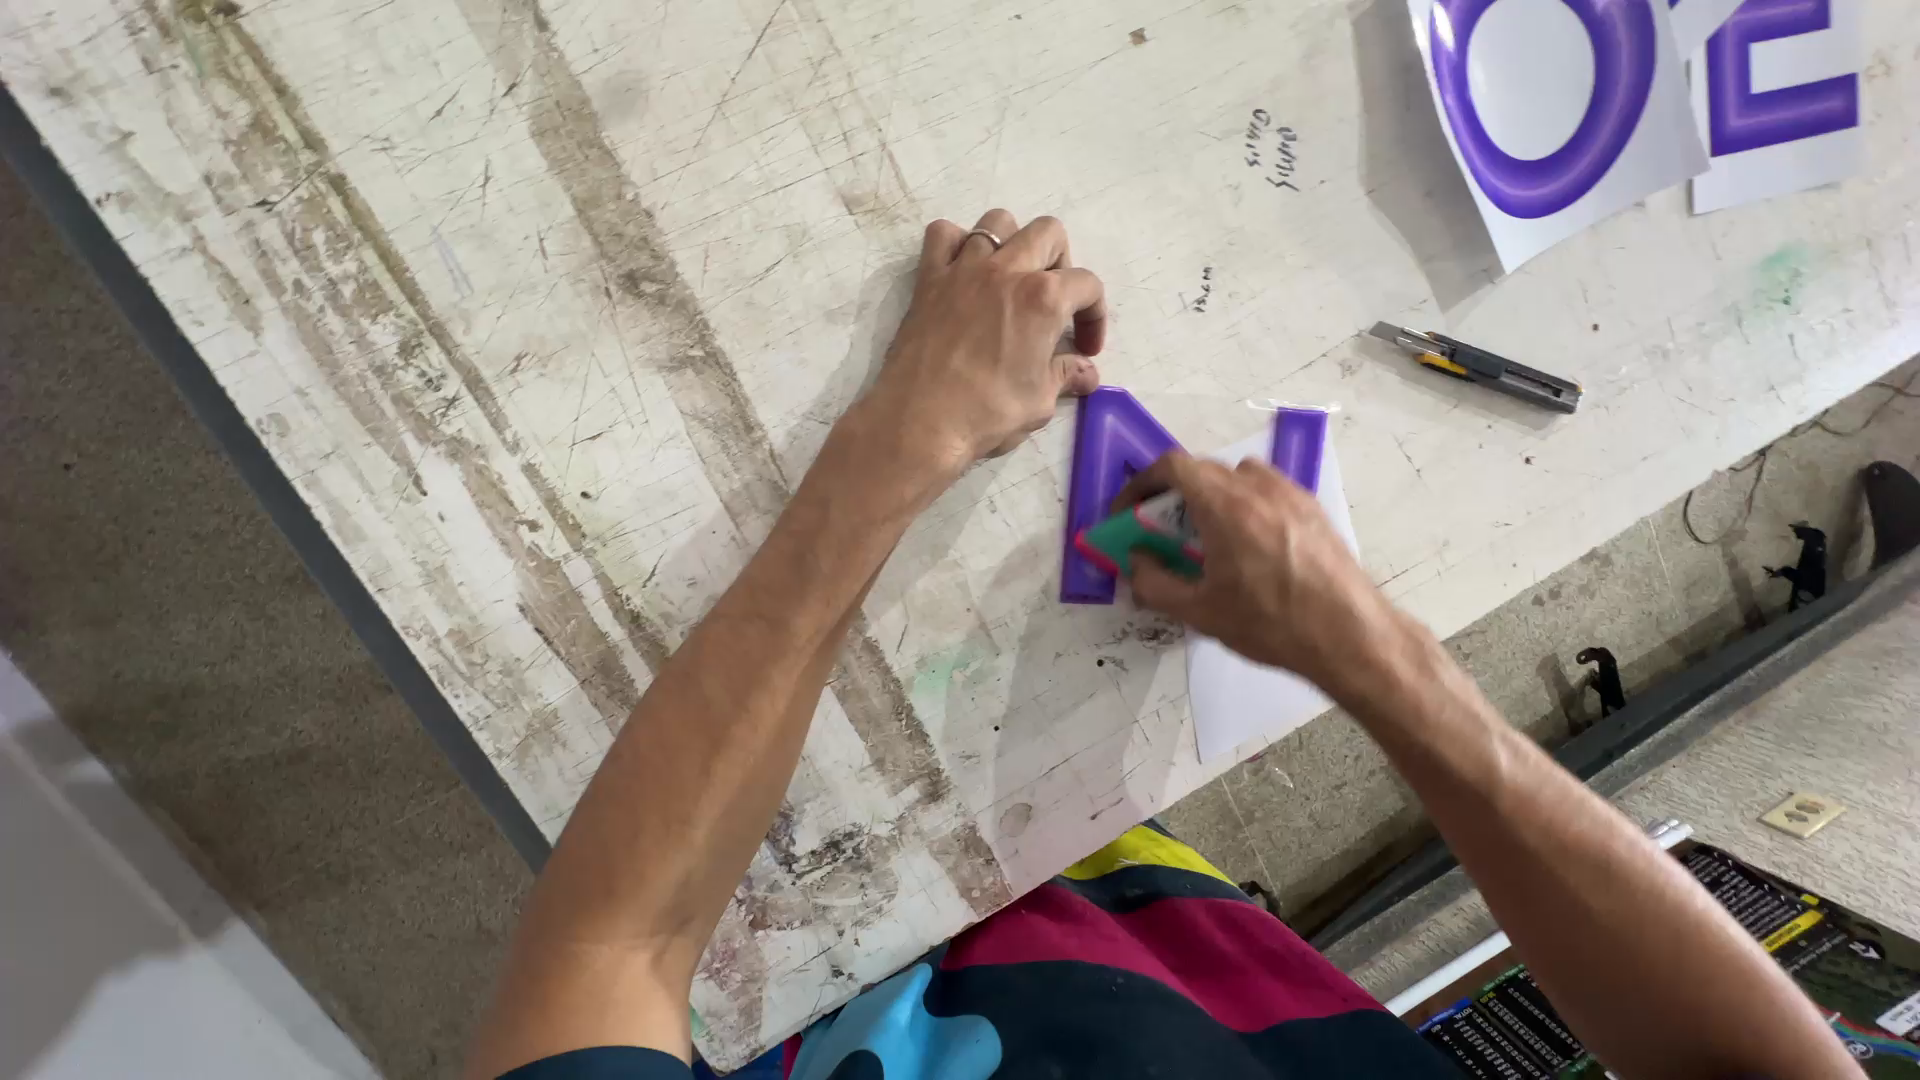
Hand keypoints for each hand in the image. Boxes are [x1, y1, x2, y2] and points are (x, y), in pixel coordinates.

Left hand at [868, 210, 1105, 466]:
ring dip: (1013, 244)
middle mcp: (1006, 270)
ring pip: (997, 223)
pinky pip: (942, 235)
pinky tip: (963, 272)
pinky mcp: (928, 279)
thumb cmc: (986, 414)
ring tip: (1011, 279)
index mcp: (1043, 298)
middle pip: (1048, 234)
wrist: (920, 421)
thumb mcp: (1039, 401)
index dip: (1094, 316)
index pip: (1087, 286)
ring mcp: (964, 269)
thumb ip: (1065, 376)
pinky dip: (956, 244)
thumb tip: (1086, 373)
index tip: (1085, 348)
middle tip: (1054, 304)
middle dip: (1062, 265)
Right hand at [1112, 452, 1400, 696]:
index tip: (1129, 512)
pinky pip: (1266, 489)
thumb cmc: (1270, 623)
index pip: (1172, 466)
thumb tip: (1137, 560)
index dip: (1141, 484)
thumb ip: (1153, 582)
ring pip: (1237, 475)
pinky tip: (1248, 543)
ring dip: (1210, 494)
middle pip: (1202, 470)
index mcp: (1224, 506)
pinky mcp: (1312, 508)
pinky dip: (1244, 503)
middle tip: (1161, 531)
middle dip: (1172, 495)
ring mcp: (1290, 494)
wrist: (1350, 636)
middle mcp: (1257, 488)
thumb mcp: (1198, 612)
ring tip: (1206, 534)